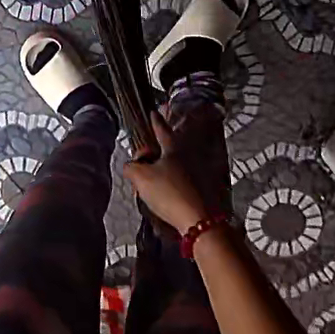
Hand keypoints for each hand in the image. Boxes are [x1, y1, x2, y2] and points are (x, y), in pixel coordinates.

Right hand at [122, 110, 230, 233]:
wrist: (200, 222)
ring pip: (173, 169)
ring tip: (147, 187)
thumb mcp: (141, 177)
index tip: (154, 111)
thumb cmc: (169, 193)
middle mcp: (188, 158)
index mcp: (173, 150)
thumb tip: (131, 165)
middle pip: (167, 151)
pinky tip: (161, 199)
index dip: (156, 121)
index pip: (162, 130)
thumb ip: (131, 167)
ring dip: (161, 174)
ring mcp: (198, 175)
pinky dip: (169, 188)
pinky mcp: (203, 193)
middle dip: (154, 154)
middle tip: (143, 160)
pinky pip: (180, 184)